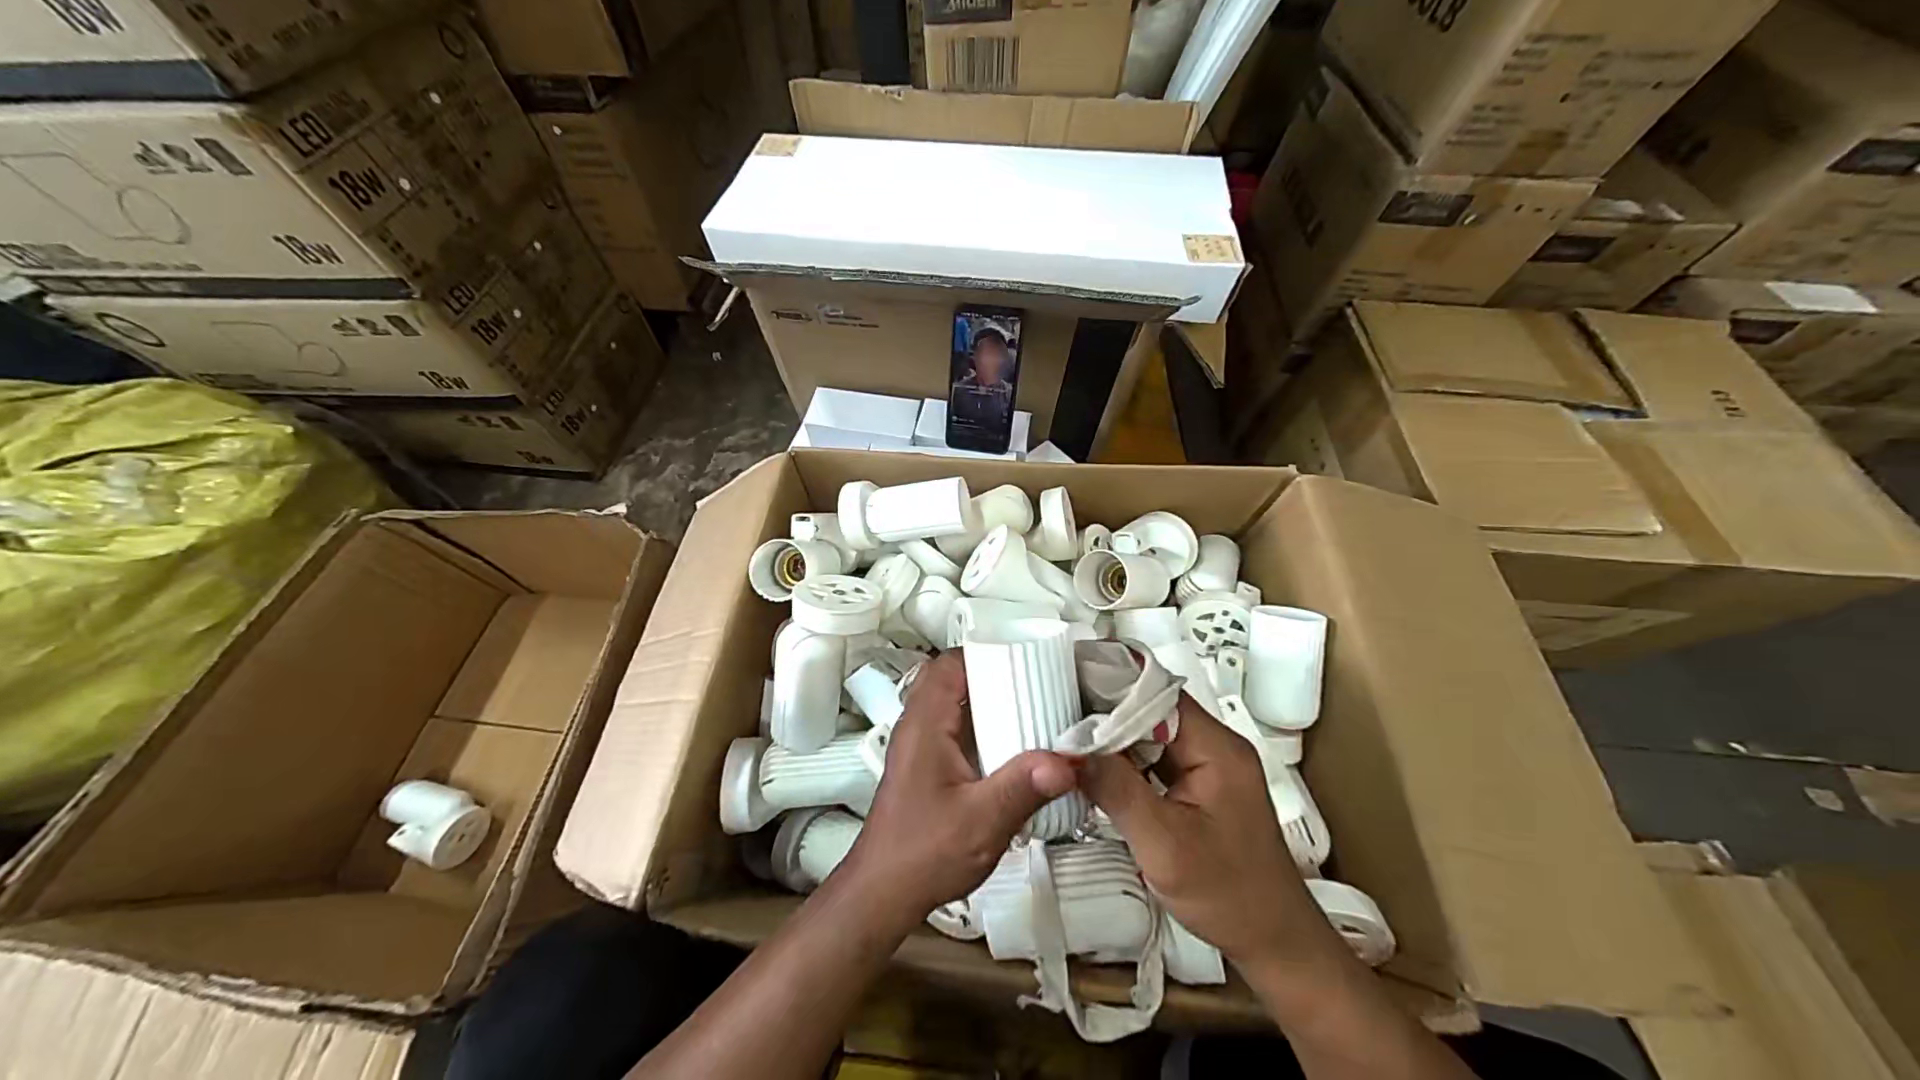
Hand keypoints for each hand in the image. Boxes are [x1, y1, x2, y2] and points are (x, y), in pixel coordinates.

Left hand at [840, 651, 1078, 920]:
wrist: (883, 893)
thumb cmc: (924, 853)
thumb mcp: (981, 820)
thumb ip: (1024, 786)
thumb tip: (1069, 760)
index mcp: (925, 724)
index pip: (947, 665)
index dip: (984, 652)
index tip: (1025, 657)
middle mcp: (918, 726)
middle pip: (951, 678)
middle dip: (992, 673)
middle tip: (1036, 682)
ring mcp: (920, 746)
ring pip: (953, 703)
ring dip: (988, 699)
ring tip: (1032, 707)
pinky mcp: (926, 766)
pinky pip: (956, 727)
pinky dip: (983, 725)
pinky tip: (1014, 745)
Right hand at [1079, 696, 1336, 970]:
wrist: (1274, 940)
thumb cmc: (1230, 896)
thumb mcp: (1164, 845)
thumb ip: (1117, 791)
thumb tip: (1071, 751)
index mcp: (1217, 748)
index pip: (1157, 696)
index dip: (1111, 692)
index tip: (1068, 697)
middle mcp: (1215, 745)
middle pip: (1151, 710)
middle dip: (1105, 717)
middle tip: (1060, 726)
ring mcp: (1207, 764)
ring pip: (1149, 733)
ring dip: (1112, 741)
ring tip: (1069, 745)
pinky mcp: (1197, 784)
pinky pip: (1153, 757)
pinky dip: (1125, 762)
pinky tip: (1096, 771)